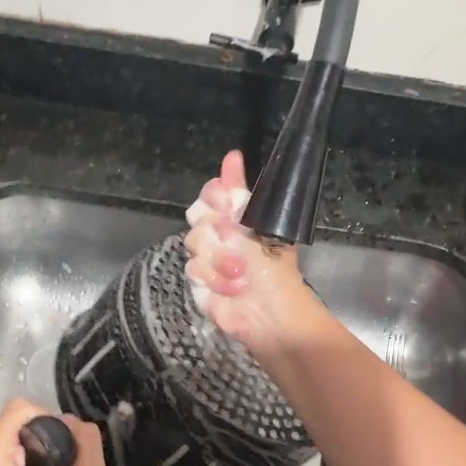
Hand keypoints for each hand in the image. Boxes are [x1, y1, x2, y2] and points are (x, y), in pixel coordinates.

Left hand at [0, 398, 106, 465]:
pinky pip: (6, 438)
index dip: (48, 421)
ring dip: (35, 440)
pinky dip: (26, 447)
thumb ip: (87, 444)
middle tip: (58, 463)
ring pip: (11, 426)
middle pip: (14, 418)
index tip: (62, 449)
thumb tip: (71, 420)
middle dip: (41, 433)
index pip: (20, 409)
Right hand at [184, 150, 325, 353]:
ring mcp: (208, 257)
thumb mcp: (259, 223)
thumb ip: (239, 191)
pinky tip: (231, 289)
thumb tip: (232, 154)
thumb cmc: (272, 268)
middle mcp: (221, 233)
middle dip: (217, 230)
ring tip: (241, 273)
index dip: (215, 196)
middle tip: (236, 241)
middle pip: (197, 215)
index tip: (226, 205)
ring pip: (194, 243)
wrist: (269, 311)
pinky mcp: (200, 281)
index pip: (213, 193)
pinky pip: (193, 269)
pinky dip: (214, 280)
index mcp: (238, 217)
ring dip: (220, 259)